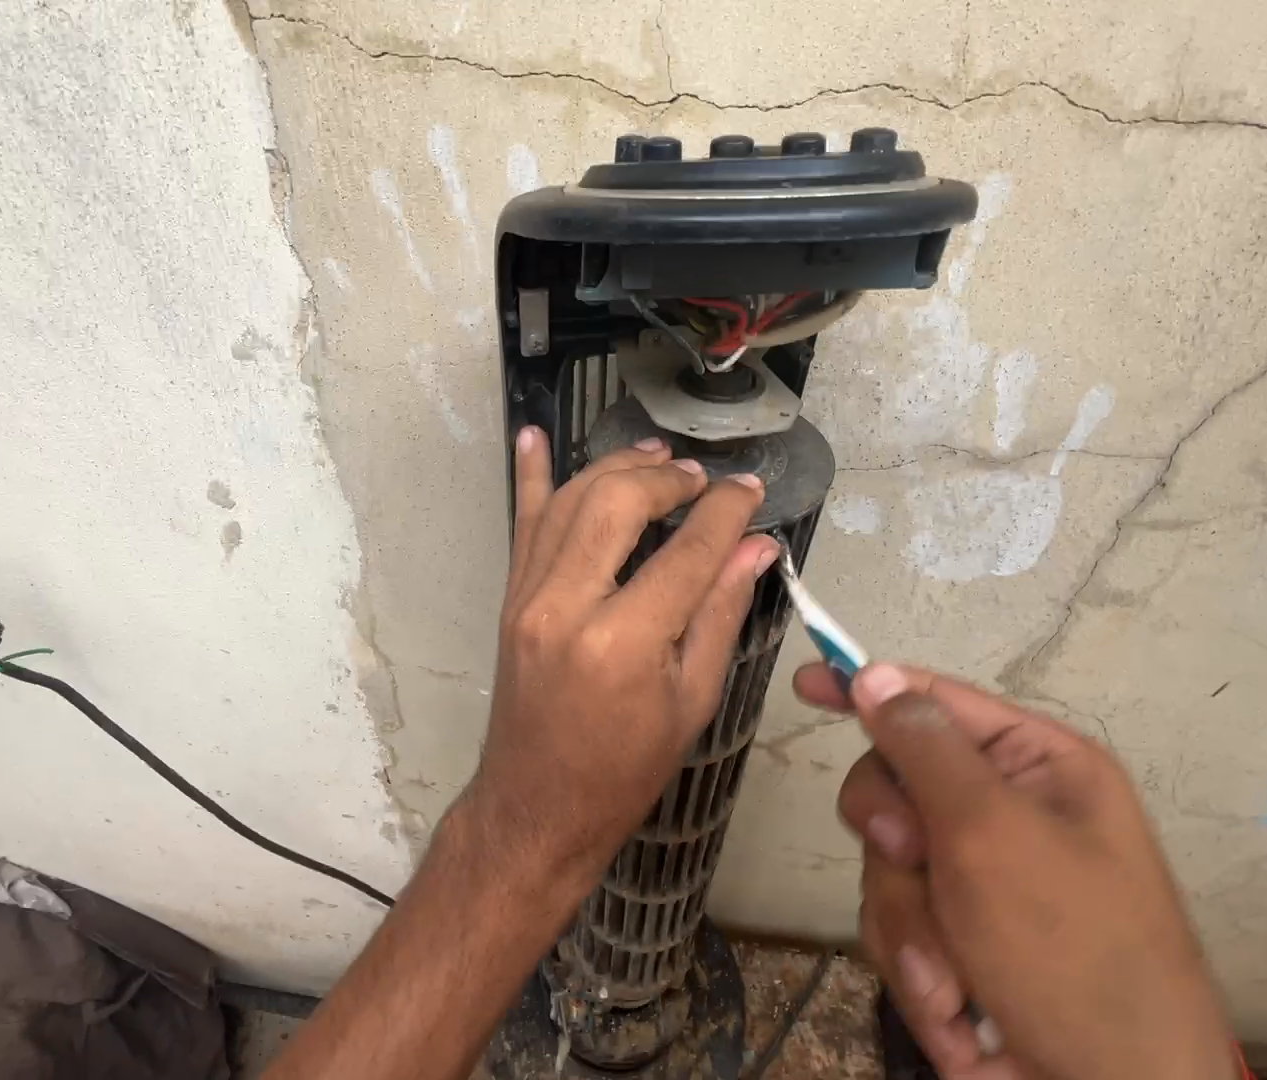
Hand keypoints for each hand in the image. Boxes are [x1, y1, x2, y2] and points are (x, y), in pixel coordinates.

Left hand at [467, 426, 779, 889]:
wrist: (537, 805)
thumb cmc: (625, 768)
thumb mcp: (693, 700)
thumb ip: (720, 613)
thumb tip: (756, 547)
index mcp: (625, 642)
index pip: (687, 551)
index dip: (726, 512)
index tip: (750, 490)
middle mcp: (567, 605)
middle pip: (618, 504)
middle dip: (668, 479)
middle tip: (701, 480)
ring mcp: (528, 597)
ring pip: (571, 502)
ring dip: (616, 468)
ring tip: (655, 457)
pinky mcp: (510, 598)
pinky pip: (522, 525)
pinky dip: (530, 477)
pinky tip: (532, 435)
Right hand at [797, 662, 1237, 1079]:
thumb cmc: (1071, 953)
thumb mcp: (992, 834)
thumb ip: (924, 748)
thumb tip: (874, 673)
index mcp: (1036, 768)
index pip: (933, 703)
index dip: (867, 689)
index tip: (805, 683)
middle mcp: (1003, 812)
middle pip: (893, 781)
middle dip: (892, 833)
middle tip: (910, 856)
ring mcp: (974, 876)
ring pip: (883, 858)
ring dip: (908, 918)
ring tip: (952, 974)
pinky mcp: (950, 933)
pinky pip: (891, 916)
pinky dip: (913, 959)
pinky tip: (956, 1005)